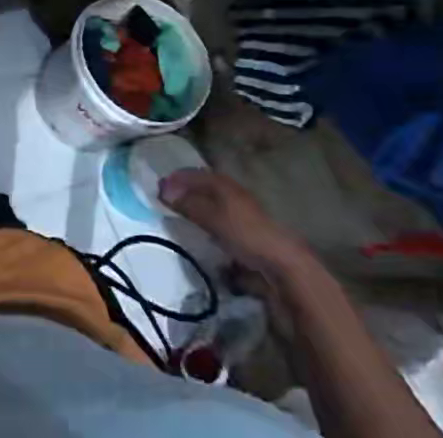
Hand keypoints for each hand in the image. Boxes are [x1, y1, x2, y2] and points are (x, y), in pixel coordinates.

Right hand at [157, 169, 309, 276]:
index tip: (159, 186)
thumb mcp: (211, 217)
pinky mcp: (248, 236)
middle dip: (187, 192)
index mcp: (225, 186)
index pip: (196, 174)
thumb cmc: (245, 234)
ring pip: (215, 206)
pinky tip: (203, 237)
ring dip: (198, 209)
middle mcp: (235, 196)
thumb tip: (162, 190)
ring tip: (182, 218)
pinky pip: (222, 225)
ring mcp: (243, 216)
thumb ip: (187, 203)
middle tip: (168, 200)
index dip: (177, 178)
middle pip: (206, 188)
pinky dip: (210, 226)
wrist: (284, 267)